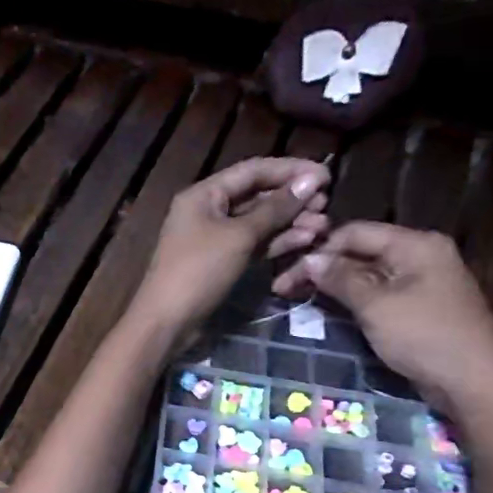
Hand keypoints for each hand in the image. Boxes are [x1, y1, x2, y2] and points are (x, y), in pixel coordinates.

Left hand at [132, 157, 330, 329]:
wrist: (167, 322)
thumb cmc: (198, 272)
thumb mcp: (239, 237)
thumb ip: (275, 209)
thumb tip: (311, 181)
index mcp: (204, 194)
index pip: (253, 170)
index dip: (291, 171)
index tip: (326, 176)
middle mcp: (208, 211)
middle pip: (257, 197)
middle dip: (293, 201)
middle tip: (326, 206)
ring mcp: (214, 239)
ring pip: (258, 223)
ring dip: (290, 223)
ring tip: (322, 228)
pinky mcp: (221, 263)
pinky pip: (253, 245)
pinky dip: (276, 243)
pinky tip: (303, 242)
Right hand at [273, 221, 492, 400]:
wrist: (473, 379)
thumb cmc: (423, 336)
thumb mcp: (376, 305)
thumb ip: (340, 279)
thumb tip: (308, 260)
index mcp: (414, 243)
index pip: (355, 233)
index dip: (318, 252)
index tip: (285, 278)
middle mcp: (420, 255)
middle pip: (362, 252)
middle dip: (324, 269)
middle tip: (285, 291)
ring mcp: (423, 282)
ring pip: (369, 275)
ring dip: (336, 287)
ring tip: (302, 302)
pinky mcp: (421, 308)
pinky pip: (381, 295)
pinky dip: (355, 302)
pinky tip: (332, 313)